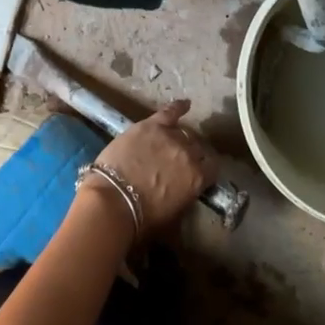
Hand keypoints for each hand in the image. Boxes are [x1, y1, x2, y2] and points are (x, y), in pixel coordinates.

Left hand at [92, 99, 216, 230]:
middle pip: (196, 148)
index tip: (198, 174)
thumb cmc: (143, 219)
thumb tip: (188, 192)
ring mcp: (169, 136)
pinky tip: (185, 104)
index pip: (211, 168)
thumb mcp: (174, 216)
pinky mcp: (150, 125)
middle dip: (191, 155)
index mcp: (198, 177)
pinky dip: (178, 107)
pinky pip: (169, 112)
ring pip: (183, 132)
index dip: (204, 171)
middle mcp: (189, 153)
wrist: (113, 202)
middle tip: (178, 164)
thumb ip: (186, 197)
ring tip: (171, 145)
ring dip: (179, 139)